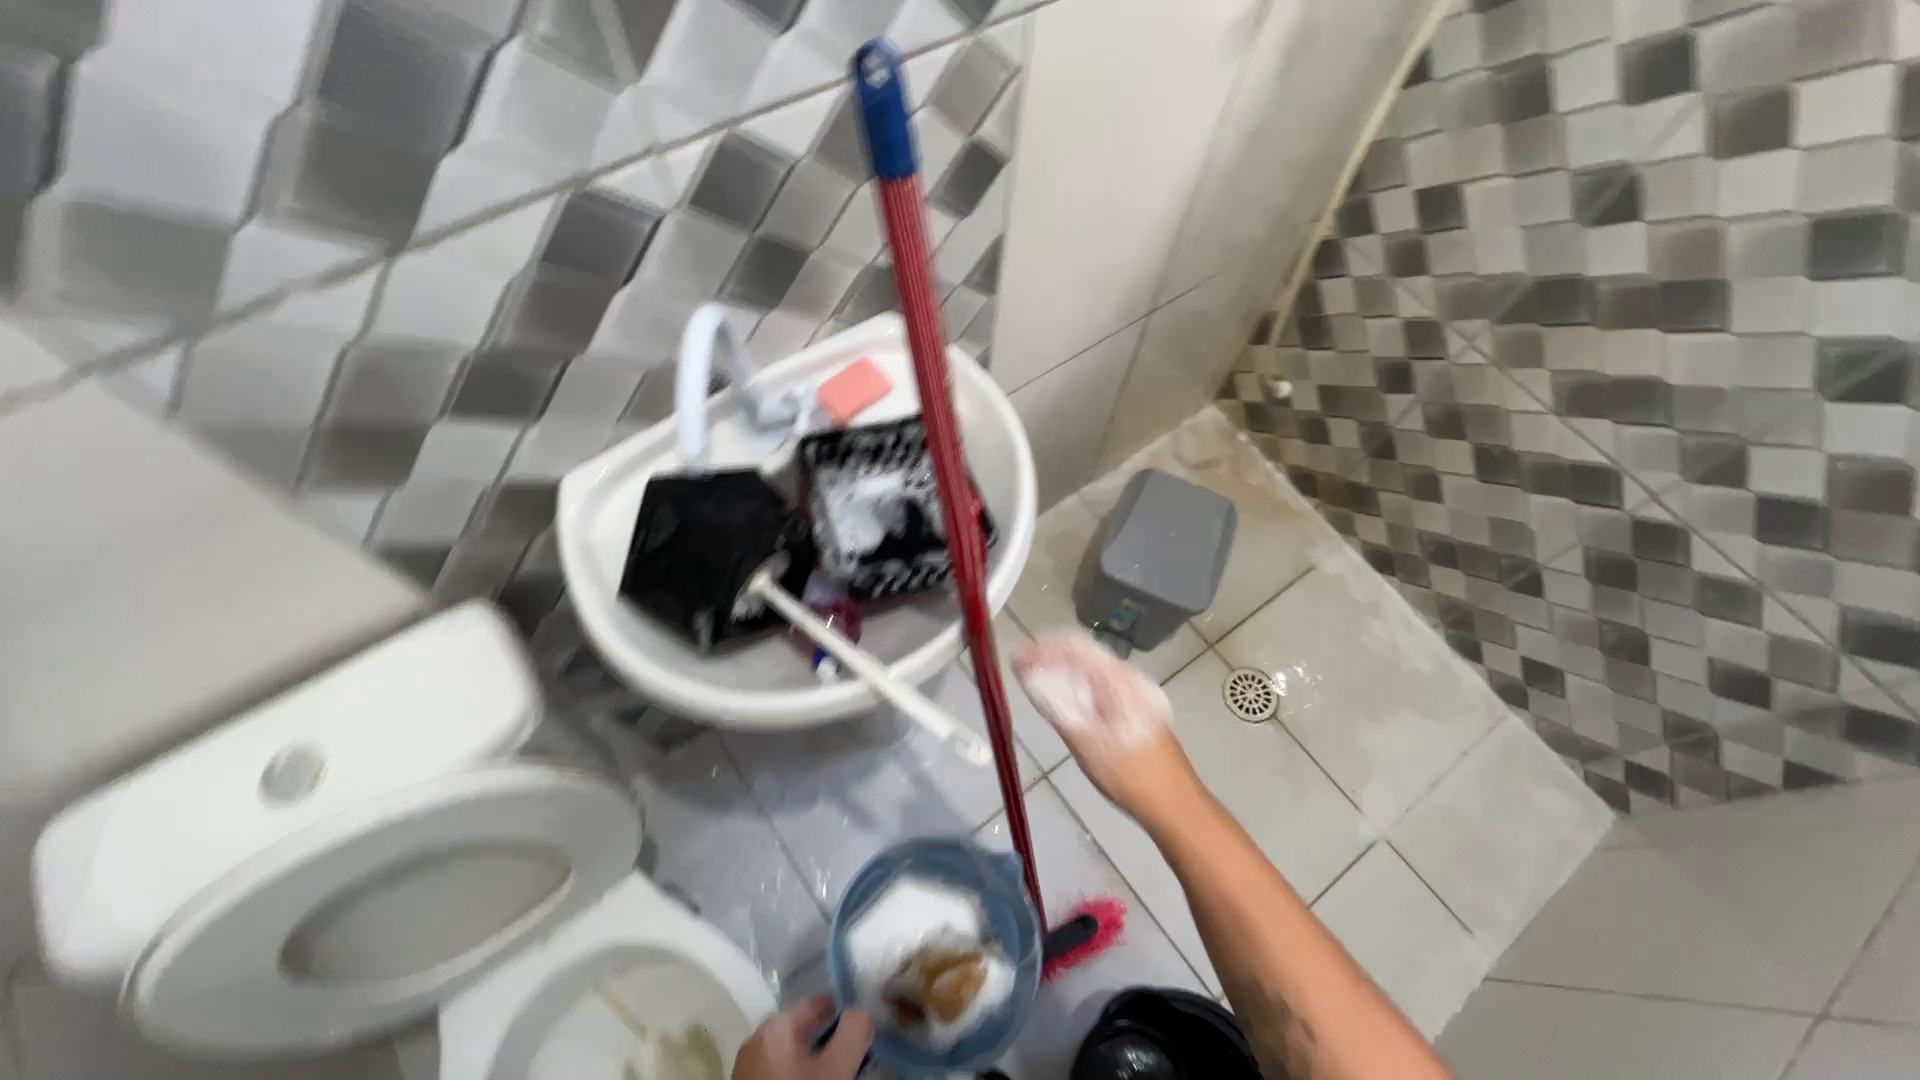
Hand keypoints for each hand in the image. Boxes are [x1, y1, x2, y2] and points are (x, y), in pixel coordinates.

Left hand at [732, 997, 873, 1079]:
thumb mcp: (837, 1068)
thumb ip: (854, 1031)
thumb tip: (861, 1013)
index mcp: (775, 1026)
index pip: (819, 1004)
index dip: (845, 1017)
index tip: (863, 1036)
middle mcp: (756, 1040)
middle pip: (803, 1031)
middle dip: (829, 1042)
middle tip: (853, 1062)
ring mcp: (746, 1070)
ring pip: (791, 1056)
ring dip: (813, 1064)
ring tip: (835, 1078)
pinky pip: (779, 1075)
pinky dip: (796, 1077)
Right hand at [1013, 631, 1199, 826]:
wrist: (1176, 805)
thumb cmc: (1129, 774)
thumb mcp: (1085, 741)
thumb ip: (1056, 704)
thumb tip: (1028, 673)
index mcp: (1118, 679)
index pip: (1074, 645)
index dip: (1042, 647)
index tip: (1016, 657)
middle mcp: (1129, 678)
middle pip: (1084, 654)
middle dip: (1050, 658)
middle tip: (1021, 670)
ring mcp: (1137, 694)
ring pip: (1092, 671)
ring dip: (1063, 672)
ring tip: (1036, 683)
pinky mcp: (1138, 711)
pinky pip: (1101, 687)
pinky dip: (1078, 688)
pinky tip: (1066, 703)